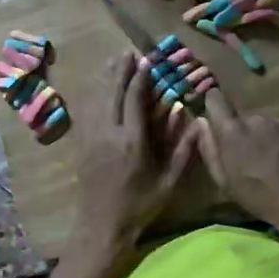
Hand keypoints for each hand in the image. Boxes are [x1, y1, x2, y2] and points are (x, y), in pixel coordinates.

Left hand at [69, 52, 201, 277]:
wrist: (101, 226)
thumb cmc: (139, 205)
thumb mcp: (169, 182)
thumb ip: (183, 151)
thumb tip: (197, 122)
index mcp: (132, 141)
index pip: (135, 99)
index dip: (141, 77)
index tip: (147, 61)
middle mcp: (109, 133)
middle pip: (112, 92)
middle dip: (120, 70)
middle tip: (128, 52)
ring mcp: (91, 137)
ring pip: (96, 98)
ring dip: (105, 77)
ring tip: (113, 60)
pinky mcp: (81, 144)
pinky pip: (86, 111)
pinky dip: (93, 93)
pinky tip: (97, 86)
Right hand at [199, 90, 278, 228]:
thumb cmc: (257, 196)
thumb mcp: (223, 179)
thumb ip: (209, 148)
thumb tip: (202, 122)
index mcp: (232, 129)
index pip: (216, 99)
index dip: (214, 106)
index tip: (218, 118)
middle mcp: (255, 117)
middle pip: (244, 117)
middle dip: (244, 132)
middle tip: (251, 157)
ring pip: (266, 124)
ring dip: (266, 137)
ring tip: (274, 161)